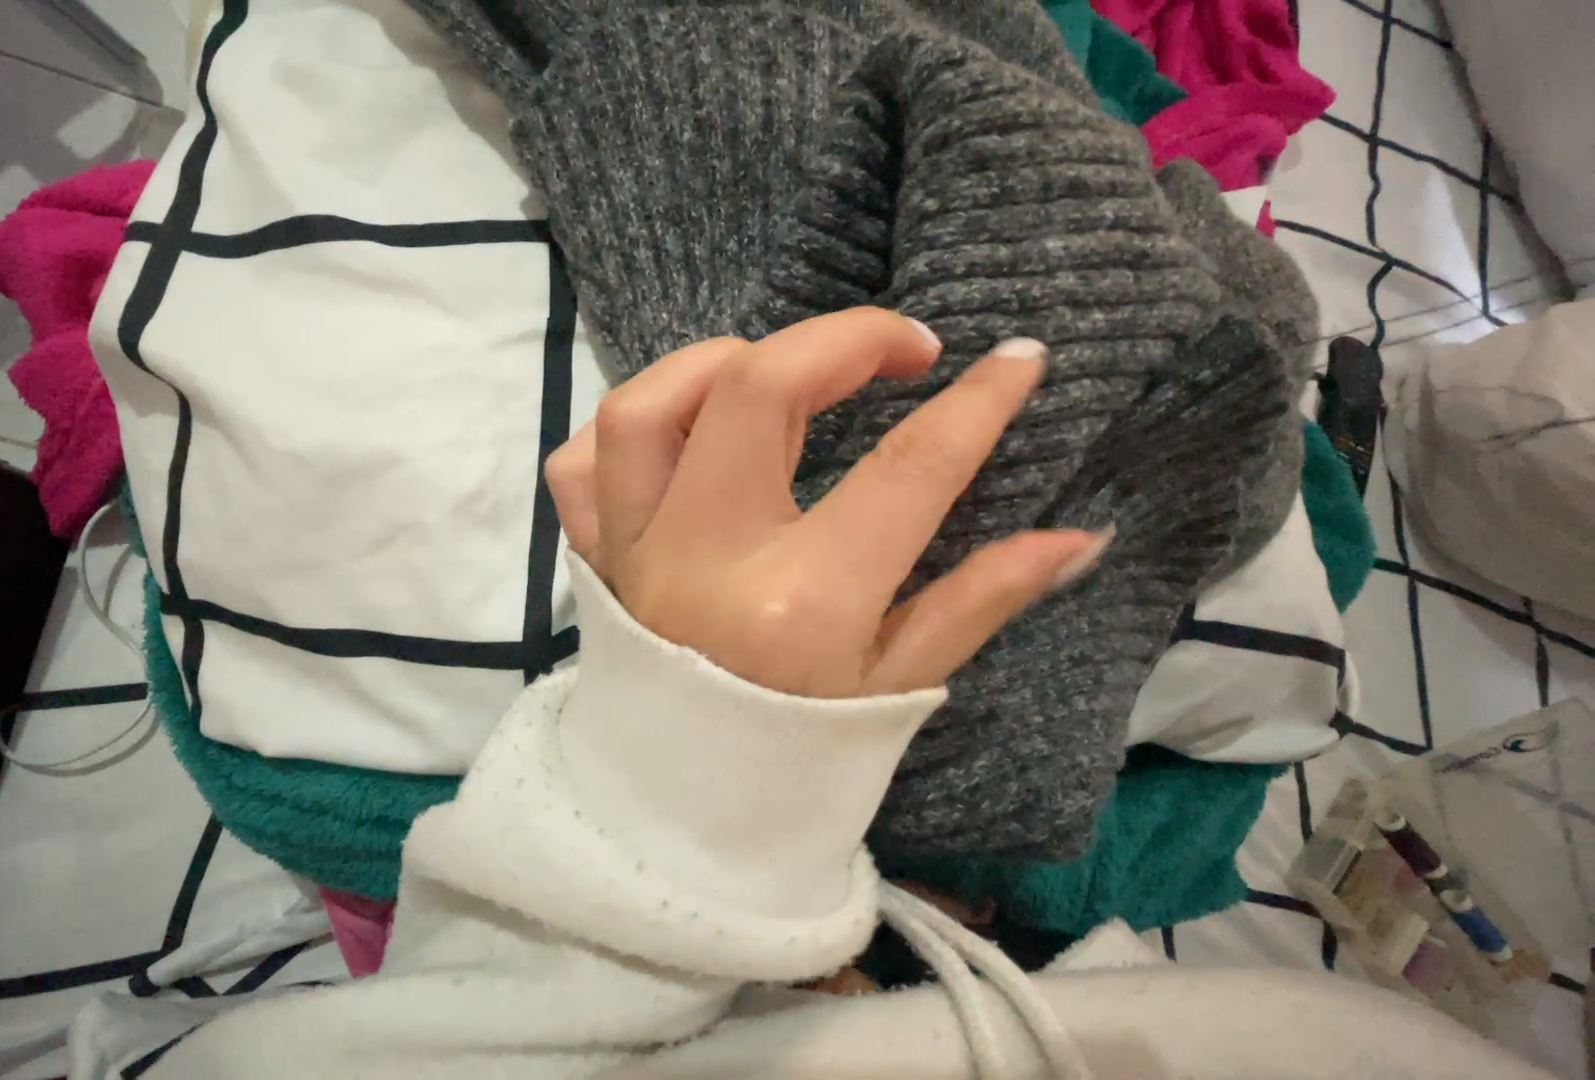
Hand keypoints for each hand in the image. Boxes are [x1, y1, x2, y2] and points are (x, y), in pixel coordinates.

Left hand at [545, 308, 1109, 698]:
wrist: (682, 815)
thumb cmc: (799, 754)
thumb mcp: (898, 683)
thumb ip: (981, 598)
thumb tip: (1081, 532)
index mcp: (800, 604)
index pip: (902, 472)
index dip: (975, 405)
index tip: (1019, 362)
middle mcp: (706, 559)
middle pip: (757, 392)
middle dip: (844, 341)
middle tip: (900, 351)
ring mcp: (634, 551)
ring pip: (647, 408)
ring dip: (719, 362)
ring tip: (781, 371)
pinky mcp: (592, 555)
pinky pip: (578, 464)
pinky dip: (625, 426)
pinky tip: (682, 426)